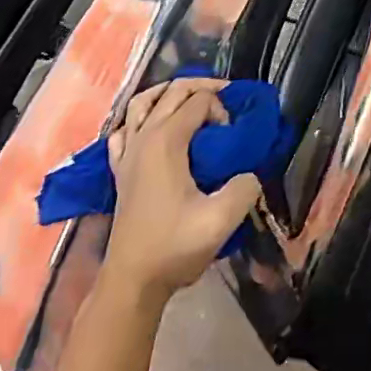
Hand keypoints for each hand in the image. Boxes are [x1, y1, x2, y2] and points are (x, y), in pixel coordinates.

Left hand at [101, 78, 261, 300]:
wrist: (132, 282)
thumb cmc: (174, 247)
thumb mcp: (222, 219)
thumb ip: (246, 187)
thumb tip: (250, 173)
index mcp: (166, 142)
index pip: (199, 101)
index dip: (222, 109)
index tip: (233, 136)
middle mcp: (143, 138)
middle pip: (172, 91)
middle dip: (204, 88)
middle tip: (228, 98)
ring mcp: (127, 153)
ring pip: (143, 102)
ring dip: (170, 93)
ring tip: (192, 100)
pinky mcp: (119, 169)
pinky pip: (126, 128)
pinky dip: (141, 117)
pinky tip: (154, 128)